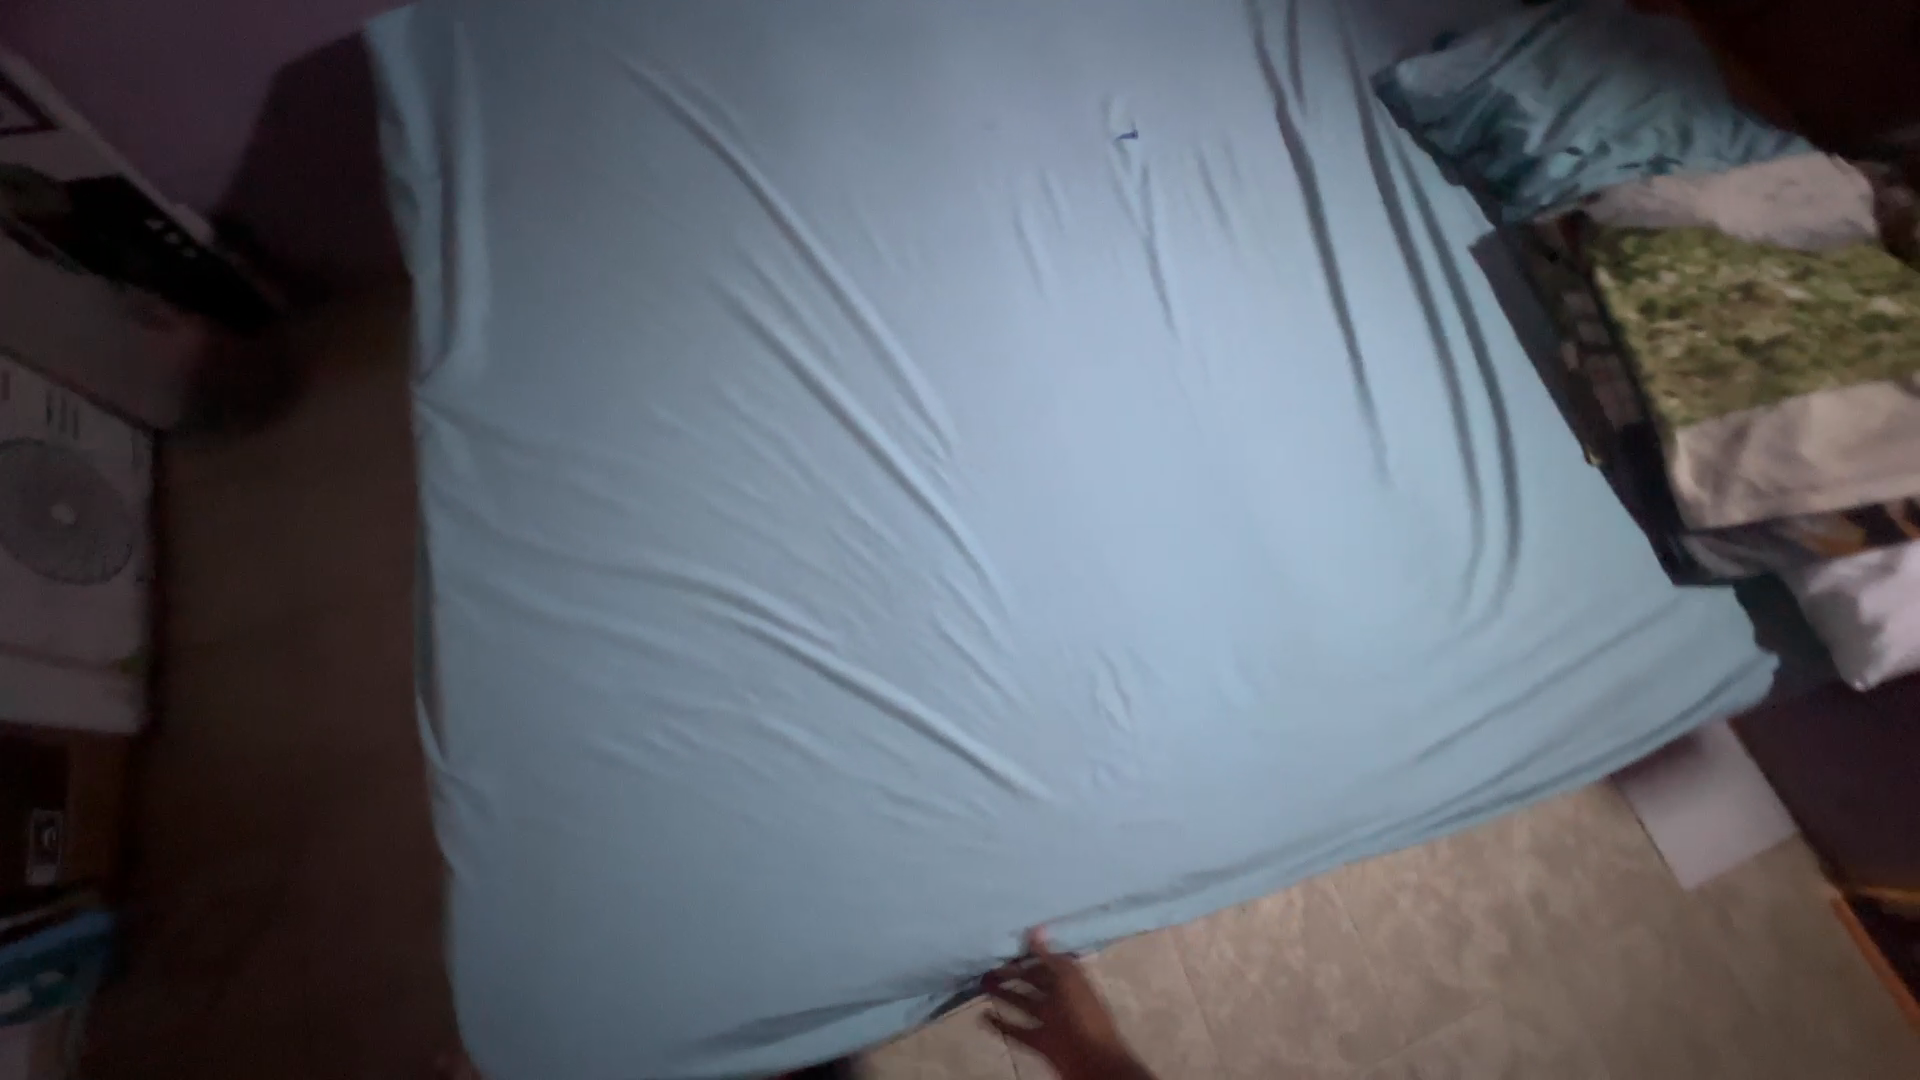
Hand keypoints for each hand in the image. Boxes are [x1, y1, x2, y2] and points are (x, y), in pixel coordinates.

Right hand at [980, 928, 1153, 1079]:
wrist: (1096, 1062)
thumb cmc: (1085, 1015)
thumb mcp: (1068, 979)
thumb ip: (1049, 956)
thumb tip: (1035, 928)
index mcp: (1068, 980)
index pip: (1044, 962)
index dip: (1027, 955)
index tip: (1005, 946)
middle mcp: (1058, 997)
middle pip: (1031, 982)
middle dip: (1011, 974)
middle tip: (988, 966)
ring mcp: (1049, 1020)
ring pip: (1022, 1003)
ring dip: (1003, 994)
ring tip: (982, 984)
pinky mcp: (1040, 1042)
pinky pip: (1018, 1030)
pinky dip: (1001, 1024)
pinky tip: (983, 1016)